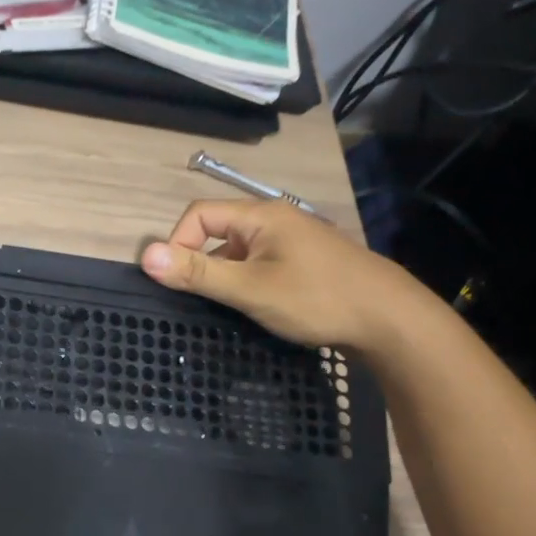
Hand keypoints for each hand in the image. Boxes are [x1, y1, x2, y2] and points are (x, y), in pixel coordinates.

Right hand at [140, 200, 432, 352]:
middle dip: (198, 262)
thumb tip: (144, 256)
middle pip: (215, 231)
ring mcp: (291, 240)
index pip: (198, 214)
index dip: (177, 243)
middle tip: (198, 299)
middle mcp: (275, 220)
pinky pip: (256, 263)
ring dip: (220, 275)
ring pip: (235, 251)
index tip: (177, 280)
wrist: (390, 320)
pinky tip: (252, 307)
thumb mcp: (249, 289)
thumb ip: (197, 272)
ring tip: (226, 307)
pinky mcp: (302, 261)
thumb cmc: (317, 299)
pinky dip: (242, 282)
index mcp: (262, 216)